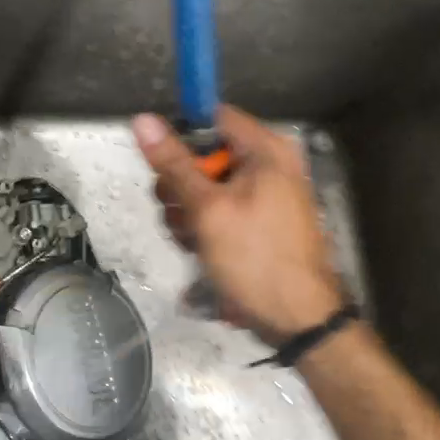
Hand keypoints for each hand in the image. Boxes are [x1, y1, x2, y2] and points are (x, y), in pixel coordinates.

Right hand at [132, 105, 341, 344]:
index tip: (164, 166)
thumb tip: (142, 119)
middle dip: (180, 185)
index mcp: (265, 150)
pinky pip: (216, 210)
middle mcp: (267, 165)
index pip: (211, 118)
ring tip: (193, 240)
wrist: (297, 320)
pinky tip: (199, 250)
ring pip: (202, 186)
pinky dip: (201, 228)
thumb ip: (173, 163)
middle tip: (180, 213)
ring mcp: (262, 195)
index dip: (183, 137)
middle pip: (202, 155)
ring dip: (186, 212)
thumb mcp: (207, 208)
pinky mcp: (255, 222)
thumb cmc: (255, 257)